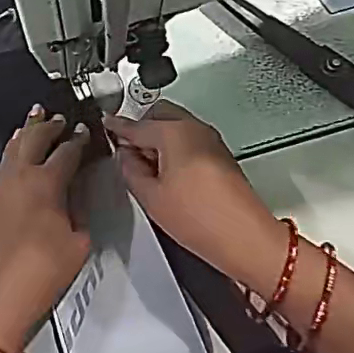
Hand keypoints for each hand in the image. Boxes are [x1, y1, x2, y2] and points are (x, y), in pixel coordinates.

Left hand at [0, 106, 93, 350]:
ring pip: (13, 149)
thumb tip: (76, 197)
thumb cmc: (38, 273)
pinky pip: (3, 165)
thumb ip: (79, 211)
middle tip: (58, 116)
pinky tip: (16, 155)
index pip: (67, 151)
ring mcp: (0, 188)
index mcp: (45, 183)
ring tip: (34, 121)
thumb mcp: (78, 241)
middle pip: (34, 139)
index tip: (84, 133)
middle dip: (48, 125)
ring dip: (26, 133)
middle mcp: (19, 178)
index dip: (78, 139)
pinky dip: (13, 152)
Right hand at [104, 101, 287, 285]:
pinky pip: (189, 138)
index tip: (108, 126)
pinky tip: (167, 174)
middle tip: (126, 149)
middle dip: (141, 128)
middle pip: (159, 113)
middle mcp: (196, 129)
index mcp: (175, 133)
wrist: (245, 239)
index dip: (117, 127)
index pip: (136, 124)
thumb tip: (125, 157)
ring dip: (158, 138)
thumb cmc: (206, 220)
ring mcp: (211, 140)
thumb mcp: (150, 196)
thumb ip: (129, 169)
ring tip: (147, 166)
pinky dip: (174, 147)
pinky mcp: (220, 154)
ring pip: (176, 124)